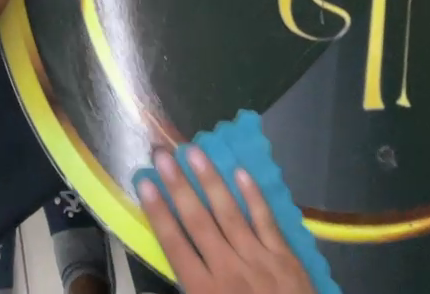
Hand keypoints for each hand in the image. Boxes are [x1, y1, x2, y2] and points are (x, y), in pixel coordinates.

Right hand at [138, 146, 313, 293]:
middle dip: (177, 185)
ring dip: (209, 180)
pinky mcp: (285, 257)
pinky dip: (254, 196)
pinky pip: (266, 220)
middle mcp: (228, 270)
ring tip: (193, 151)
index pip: (175, 245)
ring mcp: (259, 260)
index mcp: (206, 292)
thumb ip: (191, 290)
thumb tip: (174, 266)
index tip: (144, 182)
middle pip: (197, 221)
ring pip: (229, 213)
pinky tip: (240, 172)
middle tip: (162, 153)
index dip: (158, 213)